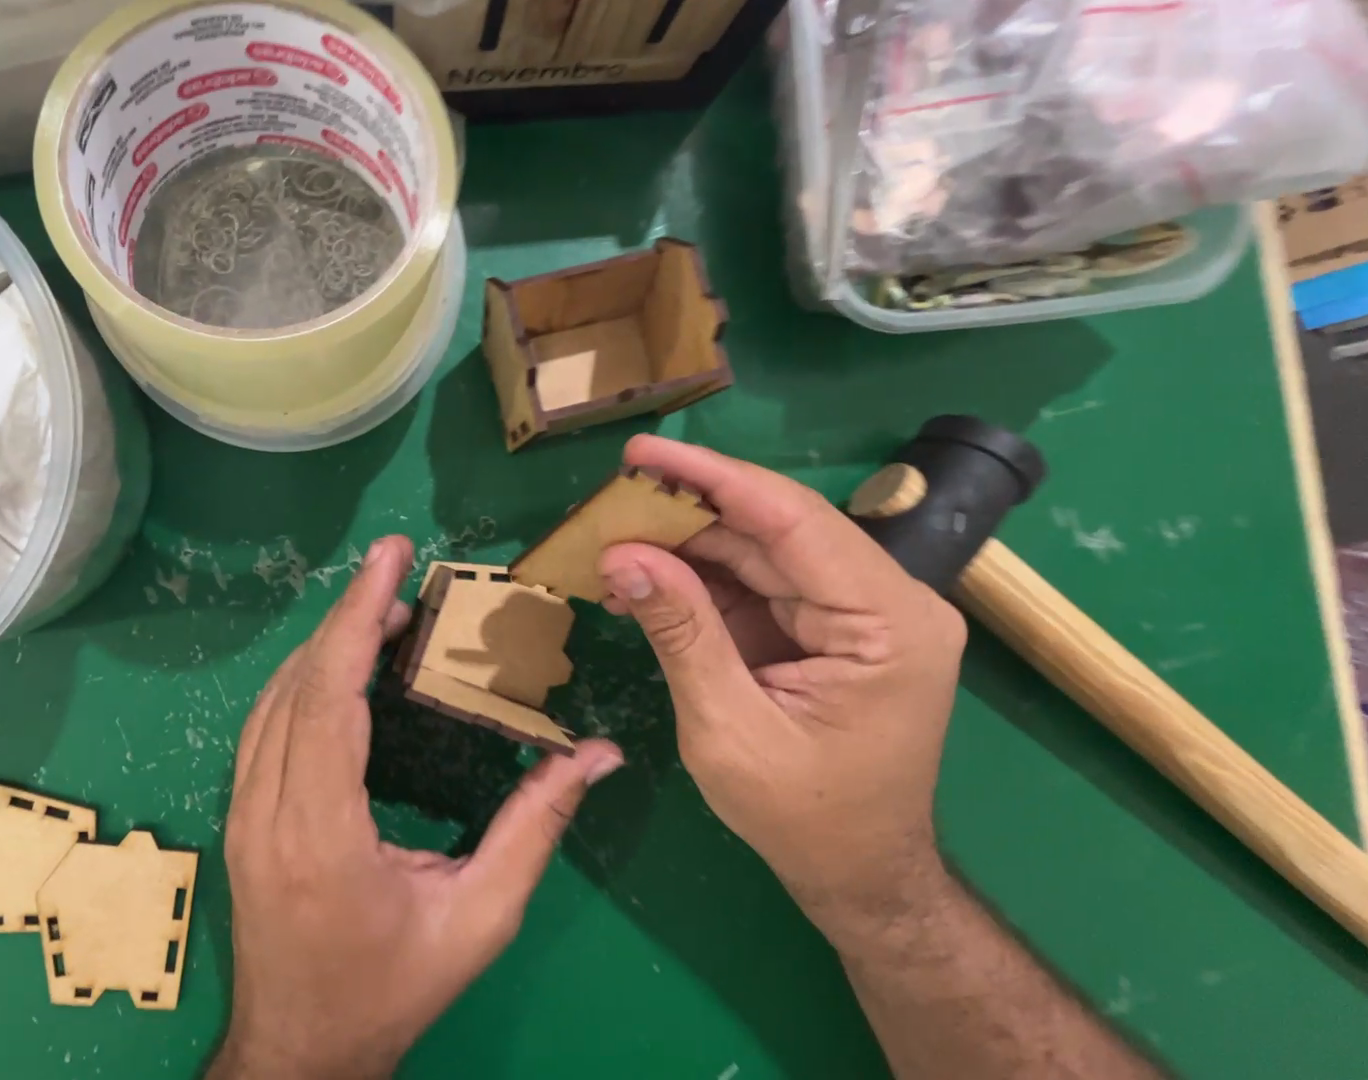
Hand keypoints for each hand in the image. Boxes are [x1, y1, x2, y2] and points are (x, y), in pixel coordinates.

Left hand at [213, 535, 622, 1079]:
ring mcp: (242, 812)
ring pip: (273, 699)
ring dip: (325, 643)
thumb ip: (535, 829)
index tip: (390, 559)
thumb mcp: (480, 917)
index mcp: (322, 834)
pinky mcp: (240, 816)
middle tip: (395, 565)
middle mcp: (267, 812)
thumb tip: (595, 756)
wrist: (302, 1051)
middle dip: (348, 614)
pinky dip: (304, 679)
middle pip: (299, 685)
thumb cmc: (394, 990)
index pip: (330, 697)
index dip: (359, 619)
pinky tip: (339, 663)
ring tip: (381, 608)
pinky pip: (264, 725)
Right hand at [597, 437, 965, 917]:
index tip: (644, 454)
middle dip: (687, 511)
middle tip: (611, 496)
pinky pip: (754, 586)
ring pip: (758, 552)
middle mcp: (883, 602)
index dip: (714, 480)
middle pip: (773, 530)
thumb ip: (681, 632)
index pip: (793, 522)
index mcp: (888, 623)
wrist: (854, 872)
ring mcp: (855, 613)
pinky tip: (642, 578)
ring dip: (684, 546)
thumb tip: (622, 556)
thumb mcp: (728, 728)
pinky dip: (696, 582)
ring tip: (611, 537)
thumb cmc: (803, 816)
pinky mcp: (824, 628)